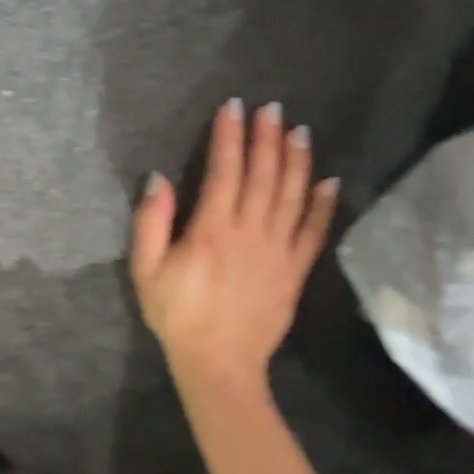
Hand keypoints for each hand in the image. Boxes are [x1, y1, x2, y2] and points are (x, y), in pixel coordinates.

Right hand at [131, 99, 336, 391]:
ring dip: (296, 161)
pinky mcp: (295, 272)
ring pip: (291, 197)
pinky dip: (322, 204)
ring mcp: (278, 253)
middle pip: (262, 177)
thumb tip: (158, 178)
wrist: (219, 365)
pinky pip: (313, 232)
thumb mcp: (145, 270)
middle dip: (266, 139)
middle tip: (272, 108)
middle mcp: (250, 234)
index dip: (229, 137)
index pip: (224, 172)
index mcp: (211, 231)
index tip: (233, 108)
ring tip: (299, 131)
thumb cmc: (175, 314)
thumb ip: (150, 222)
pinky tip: (328, 180)